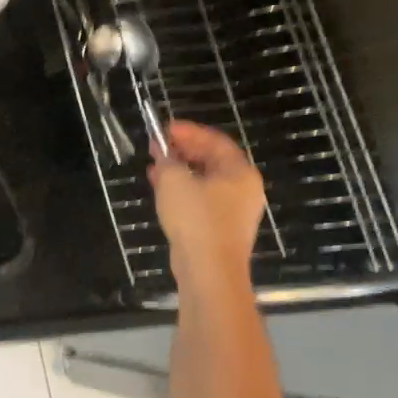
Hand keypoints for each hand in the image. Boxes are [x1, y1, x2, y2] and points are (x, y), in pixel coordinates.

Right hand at [148, 121, 264, 286]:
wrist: (209, 269)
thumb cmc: (195, 218)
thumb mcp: (174, 181)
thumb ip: (167, 161)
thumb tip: (163, 153)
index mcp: (240, 173)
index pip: (215, 141)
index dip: (188, 131)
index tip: (162, 128)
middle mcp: (243, 188)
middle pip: (213, 159)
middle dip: (183, 150)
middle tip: (156, 145)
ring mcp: (235, 209)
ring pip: (206, 179)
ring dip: (180, 169)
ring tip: (154, 164)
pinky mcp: (222, 226)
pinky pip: (202, 197)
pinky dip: (183, 188)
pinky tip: (161, 188)